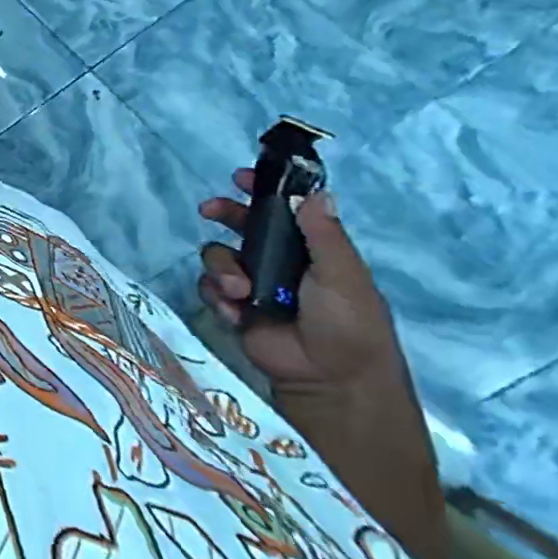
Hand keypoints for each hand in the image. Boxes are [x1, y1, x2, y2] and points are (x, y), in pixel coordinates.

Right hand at [197, 169, 401, 396]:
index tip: (240, 178)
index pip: (282, 210)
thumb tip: (316, 191)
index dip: (261, 191)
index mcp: (309, 249)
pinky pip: (210, 287)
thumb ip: (324, 233)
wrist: (331, 380)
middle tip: (209, 211)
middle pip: (240, 224)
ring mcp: (252, 284)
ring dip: (222, 267)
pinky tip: (234, 310)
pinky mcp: (233, 308)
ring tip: (238, 289)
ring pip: (218, 255)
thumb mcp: (343, 274)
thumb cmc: (348, 323)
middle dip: (223, 213)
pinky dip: (218, 295)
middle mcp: (277, 261)